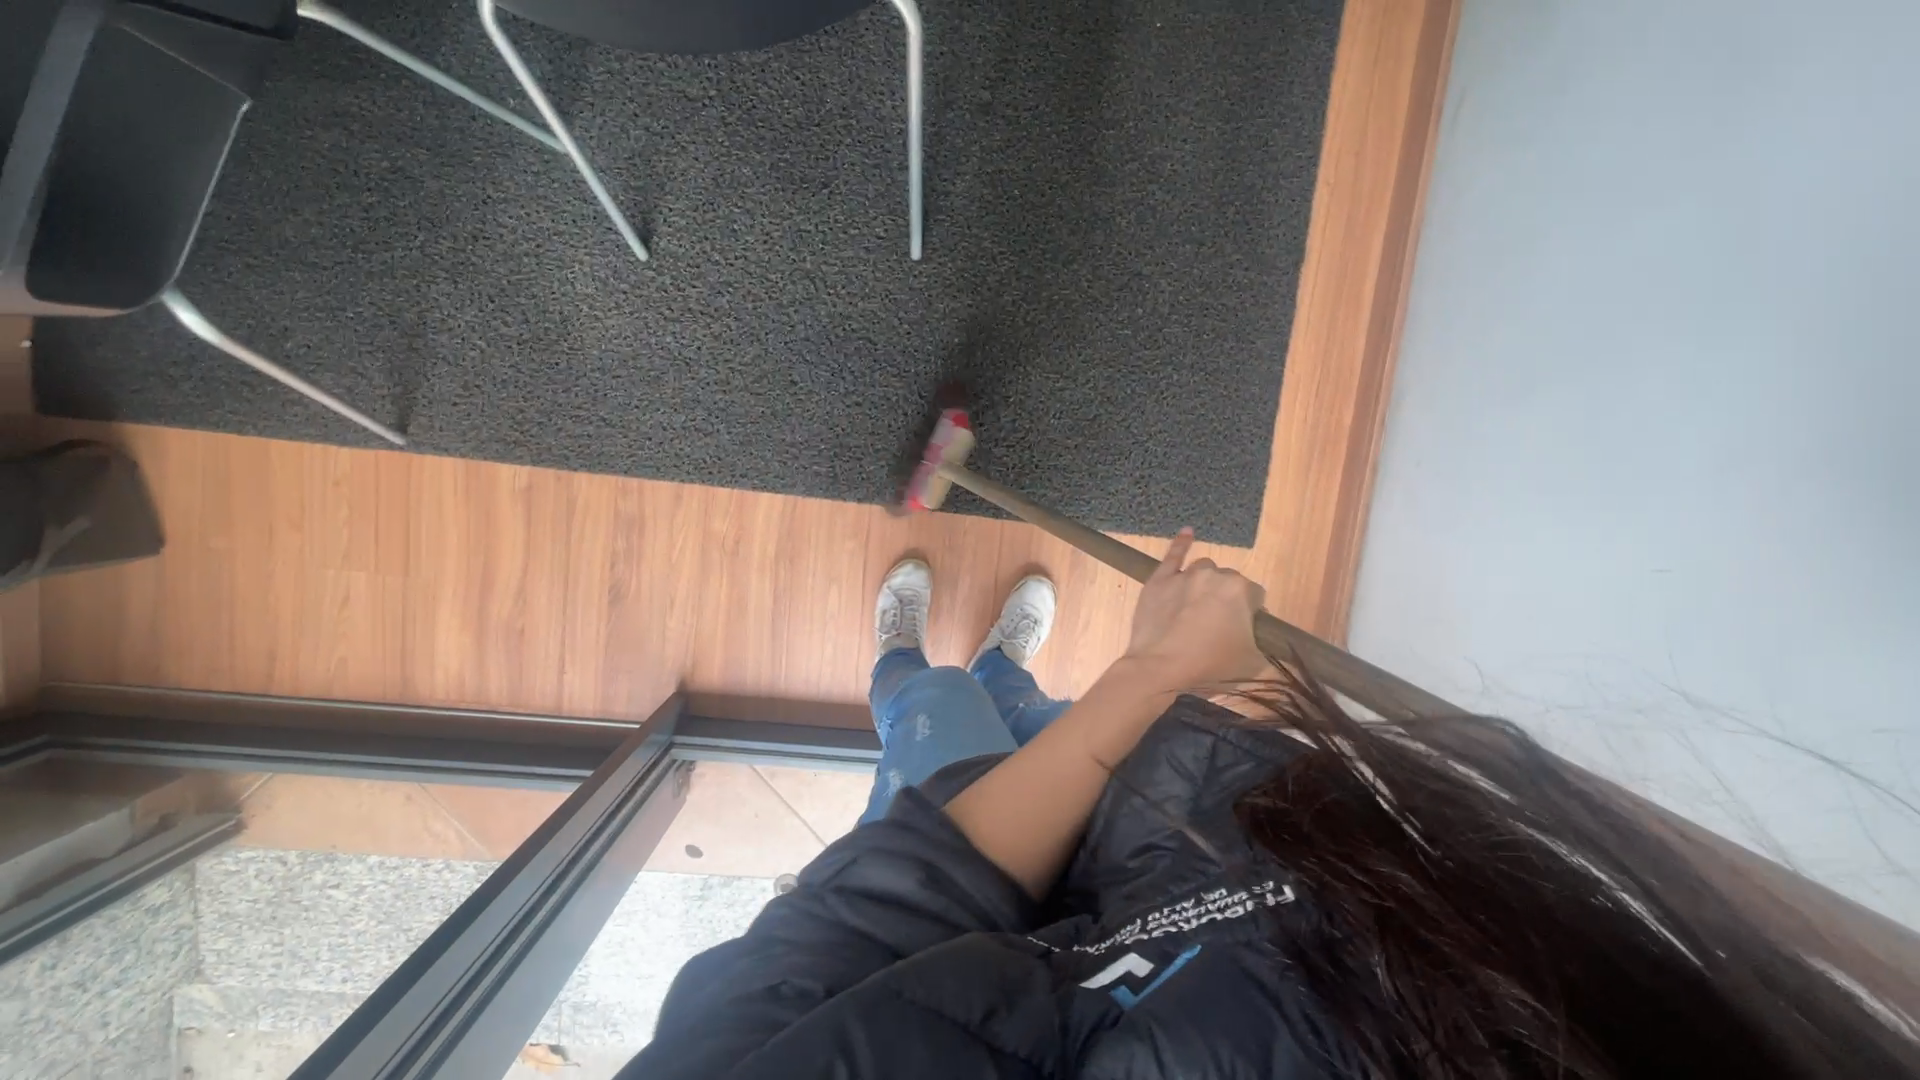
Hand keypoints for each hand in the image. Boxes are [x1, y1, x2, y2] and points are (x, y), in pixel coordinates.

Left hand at [1119, 528, 1267, 694]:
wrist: (1159, 667)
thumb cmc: (1210, 666)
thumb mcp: (1253, 663)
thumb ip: (1266, 647)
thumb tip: (1264, 643)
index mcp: (1241, 590)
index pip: (1256, 597)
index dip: (1250, 615)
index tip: (1242, 631)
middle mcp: (1214, 575)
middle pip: (1228, 582)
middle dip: (1227, 599)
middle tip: (1218, 625)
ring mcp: (1185, 575)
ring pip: (1204, 570)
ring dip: (1206, 582)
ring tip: (1200, 605)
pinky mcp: (1160, 579)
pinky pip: (1174, 555)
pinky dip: (1182, 543)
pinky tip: (1187, 533)